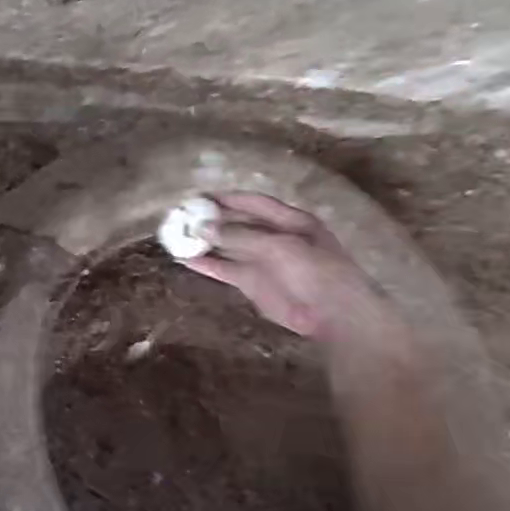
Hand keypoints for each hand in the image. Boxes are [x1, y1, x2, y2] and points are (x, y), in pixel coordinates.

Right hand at [182, 192, 399, 343]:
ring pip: (225, 245)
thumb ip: (241, 235)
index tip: (198, 197)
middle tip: (182, 216)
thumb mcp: (281, 246)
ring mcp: (260, 259)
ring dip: (203, 241)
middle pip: (235, 223)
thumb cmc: (317, 272)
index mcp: (289, 221)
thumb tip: (203, 228)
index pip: (253, 203)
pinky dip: (204, 264)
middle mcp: (272, 236)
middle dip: (209, 219)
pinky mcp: (249, 281)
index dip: (227, 199)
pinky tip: (184, 259)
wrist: (332, 313)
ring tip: (176, 235)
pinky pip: (222, 268)